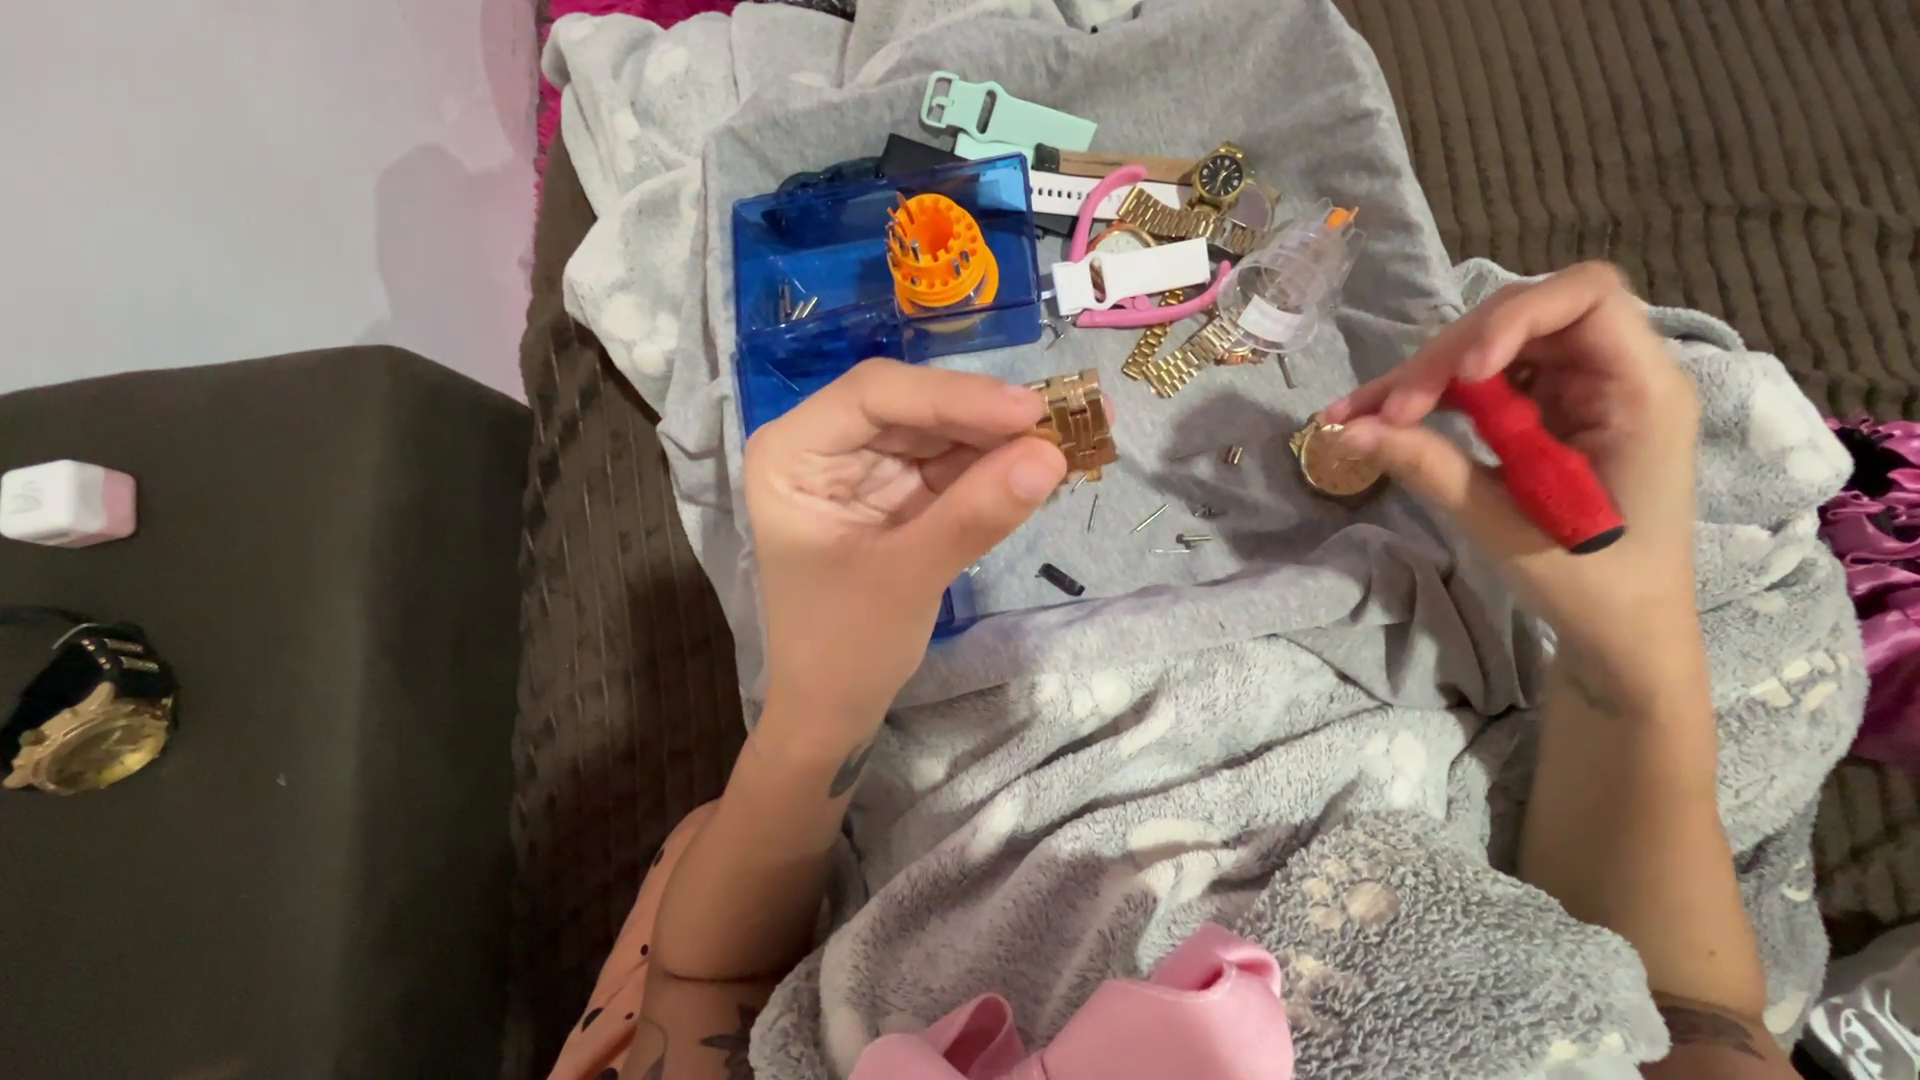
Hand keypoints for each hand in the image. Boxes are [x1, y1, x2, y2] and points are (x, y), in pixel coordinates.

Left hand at [744, 359, 1066, 734]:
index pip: (874, 395)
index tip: (1029, 412)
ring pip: (945, 431)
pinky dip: (1002, 465)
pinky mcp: (902, 493)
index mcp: (792, 454)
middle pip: (916, 407)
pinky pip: (957, 465)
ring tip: (1082, 430)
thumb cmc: (842, 648)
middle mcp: (827, 446)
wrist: (834, 707)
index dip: (954, 396)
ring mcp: (867, 468)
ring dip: (1008, 436)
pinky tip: (1052, 459)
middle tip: (1074, 415)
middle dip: (990, 416)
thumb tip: (1050, 457)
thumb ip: (973, 516)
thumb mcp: (906, 580)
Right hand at [1324, 263, 1702, 694]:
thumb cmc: (1589, 585)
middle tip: (1386, 412)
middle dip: (1445, 358)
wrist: (1622, 630)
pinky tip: (1376, 420)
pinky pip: (1480, 384)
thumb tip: (1348, 431)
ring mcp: (1575, 392)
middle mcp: (1611, 376)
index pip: (1586, 298)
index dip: (1513, 318)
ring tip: (1358, 415)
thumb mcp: (1503, 527)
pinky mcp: (1544, 412)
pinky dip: (1429, 398)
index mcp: (1639, 394)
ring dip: (1424, 376)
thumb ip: (1430, 467)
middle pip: (1521, 318)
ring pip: (1489, 347)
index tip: (1458, 375)